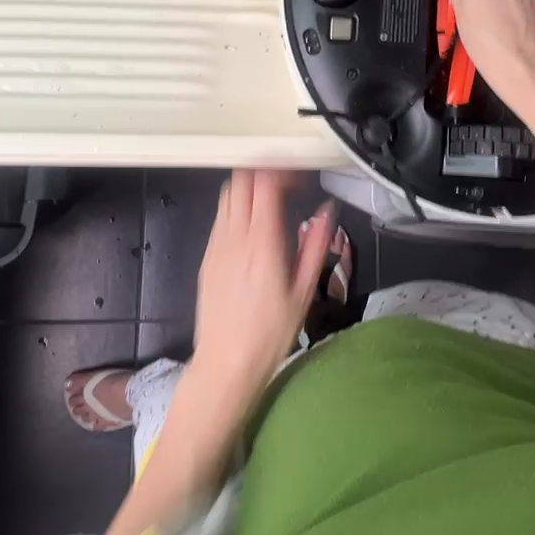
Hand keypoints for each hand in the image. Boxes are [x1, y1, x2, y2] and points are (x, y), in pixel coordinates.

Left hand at [192, 170, 333, 391]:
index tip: (299, 180)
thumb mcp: (303, 291)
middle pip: (241, 180)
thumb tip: (327, 212)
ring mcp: (217, 244)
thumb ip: (315, 246)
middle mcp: (234, 236)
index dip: (282, 171)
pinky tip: (251, 228)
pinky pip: (220, 217)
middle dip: (263, 172)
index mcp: (262, 241)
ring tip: (270, 202)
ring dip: (248, 188)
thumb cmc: (270, 333)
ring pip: (227, 194)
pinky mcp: (207, 256)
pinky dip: (236, 209)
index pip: (264, 183)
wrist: (226, 363)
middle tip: (286, 186)